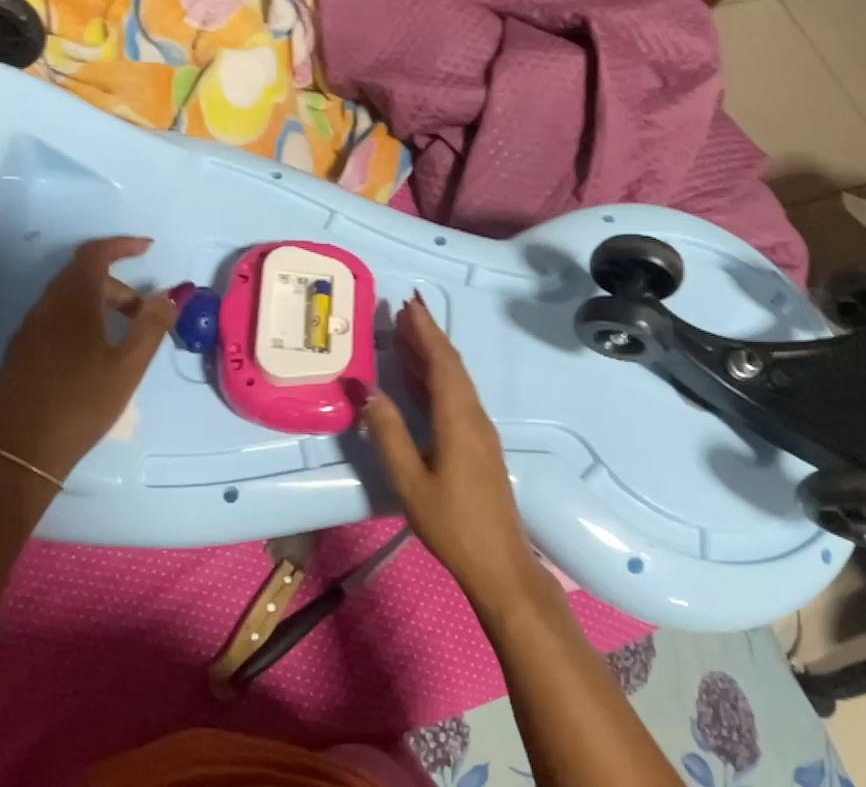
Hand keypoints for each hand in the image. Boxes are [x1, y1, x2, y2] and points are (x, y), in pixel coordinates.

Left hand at [0, 237, 177, 481]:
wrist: (20, 452)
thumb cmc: (82, 405)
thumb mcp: (128, 366)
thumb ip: (152, 325)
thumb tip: (172, 292)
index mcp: (72, 302)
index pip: (94, 254)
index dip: (122, 245)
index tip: (148, 249)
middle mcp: (45, 307)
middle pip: (82, 276)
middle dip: (118, 285)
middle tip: (145, 313)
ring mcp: (28, 330)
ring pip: (67, 299)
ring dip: (99, 305)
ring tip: (123, 338)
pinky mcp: (20, 353)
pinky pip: (54, 320)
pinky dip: (80, 321)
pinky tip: (93, 356)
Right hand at [360, 295, 542, 604]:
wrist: (499, 562)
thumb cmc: (451, 523)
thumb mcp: (409, 480)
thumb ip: (387, 432)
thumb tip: (366, 389)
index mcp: (458, 420)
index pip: (442, 363)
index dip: (425, 331)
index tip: (408, 303)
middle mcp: (473, 416)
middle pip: (450, 365)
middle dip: (428, 334)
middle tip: (404, 307)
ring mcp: (478, 431)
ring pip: (454, 381)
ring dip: (430, 354)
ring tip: (404, 332)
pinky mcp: (477, 445)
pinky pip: (454, 397)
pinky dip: (434, 378)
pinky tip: (417, 378)